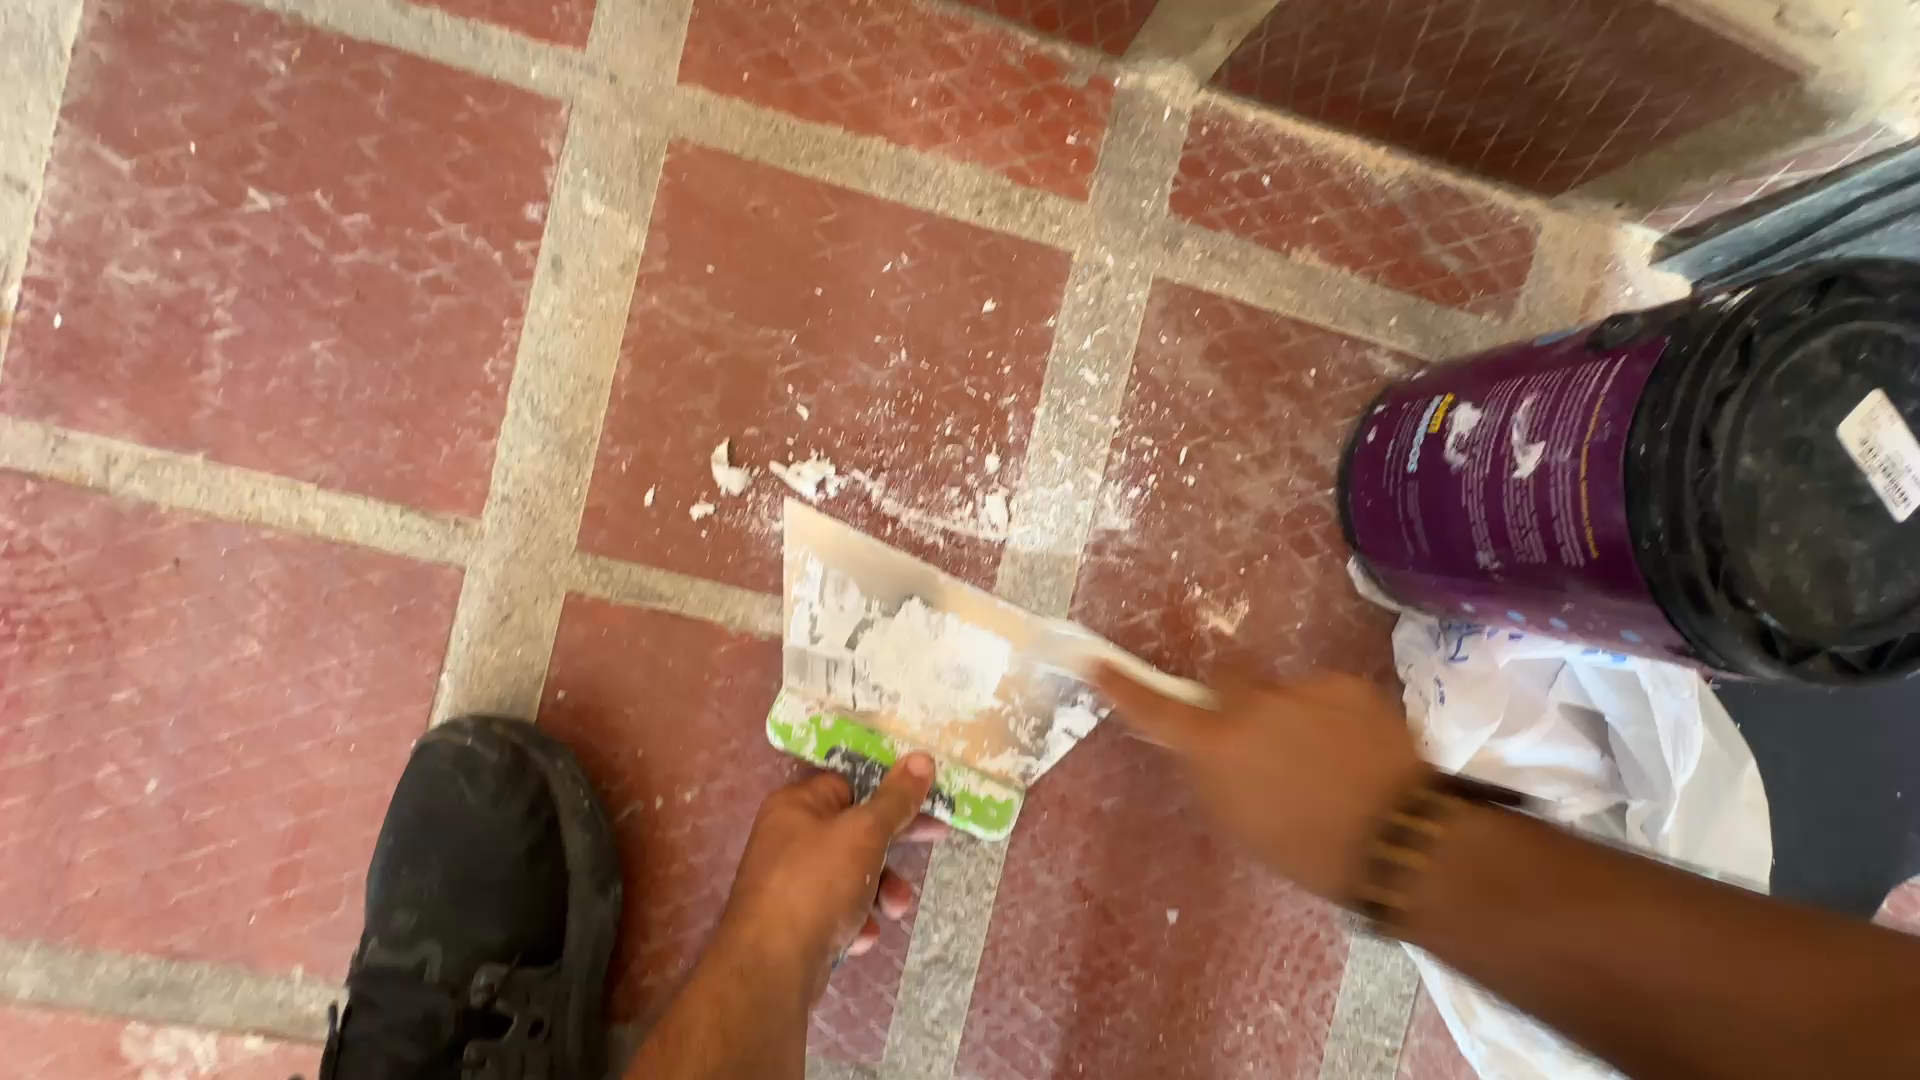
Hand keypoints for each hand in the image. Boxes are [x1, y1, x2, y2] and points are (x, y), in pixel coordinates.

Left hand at [714, 754, 943, 1000]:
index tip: (927, 800)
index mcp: (797, 805)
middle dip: (893, 847)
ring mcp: (789, 884)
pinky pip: (837, 912)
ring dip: (881, 890)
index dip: (891, 792)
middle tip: (936, 838)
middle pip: (855, 831)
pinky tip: (861, 938)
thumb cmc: (817, 883)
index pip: (851, 784)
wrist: (770, 969)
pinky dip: (856, 922)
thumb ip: (896, 798)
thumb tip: (922, 758)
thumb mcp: (865, 832)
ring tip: (894, 908)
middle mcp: (788, 838)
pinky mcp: (795, 925)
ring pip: (851, 875)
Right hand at [1092, 664, 1427, 901]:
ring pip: (1279, 690)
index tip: (1095, 660)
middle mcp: (1249, 706)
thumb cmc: (1307, 848)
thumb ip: (1210, 770)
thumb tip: (1202, 745)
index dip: (1121, 686)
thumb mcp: (1237, 819)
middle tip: (1258, 734)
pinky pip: (1322, 693)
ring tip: (1324, 756)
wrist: (1400, 841)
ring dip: (1287, 712)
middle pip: (1224, 678)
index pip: (1155, 708)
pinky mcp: (1345, 684)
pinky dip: (1330, 716)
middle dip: (1233, 696)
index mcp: (1215, 745)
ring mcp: (1299, 690)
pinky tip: (1353, 750)